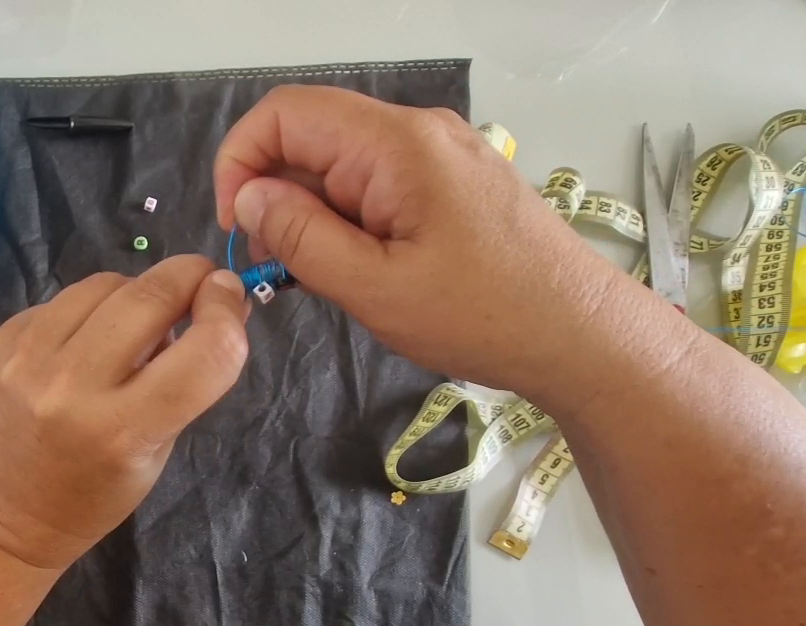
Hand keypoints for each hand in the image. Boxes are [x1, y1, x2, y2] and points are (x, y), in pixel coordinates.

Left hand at [0, 255, 249, 569]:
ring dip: (132, 296)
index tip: (228, 295)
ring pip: (104, 285)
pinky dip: (85, 315)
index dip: (227, 310)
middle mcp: (69, 389)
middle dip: (186, 279)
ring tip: (130, 330)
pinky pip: (60, 302)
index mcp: (122, 431)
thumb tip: (213, 298)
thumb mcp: (157, 453)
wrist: (8, 517)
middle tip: (197, 287)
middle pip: (150, 296)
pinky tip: (80, 348)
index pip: (206, 351)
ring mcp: (24, 362)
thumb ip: (187, 380)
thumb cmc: (95, 496)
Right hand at [213, 85, 663, 405]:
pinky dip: (336, 223)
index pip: (285, 115)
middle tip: (267, 267)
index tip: (233, 230)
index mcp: (394, 146)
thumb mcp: (371, 286)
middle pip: (309, 138)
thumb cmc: (475, 314)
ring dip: (302, 215)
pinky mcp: (441, 185)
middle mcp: (413, 134)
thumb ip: (300, 236)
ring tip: (303, 275)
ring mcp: (431, 157)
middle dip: (269, 195)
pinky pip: (367, 187)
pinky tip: (340, 268)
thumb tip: (246, 198)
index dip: (240, 163)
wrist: (572, 332)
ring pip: (335, 167)